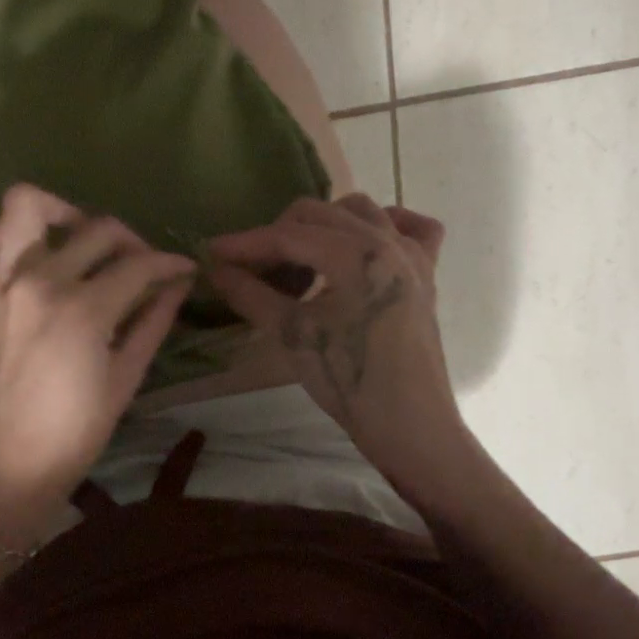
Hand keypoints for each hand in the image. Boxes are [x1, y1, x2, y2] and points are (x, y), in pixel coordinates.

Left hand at [0, 184, 195, 545]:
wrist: (9, 465)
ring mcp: (0, 283)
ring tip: (77, 240)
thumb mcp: (126, 377)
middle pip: (96, 229)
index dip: (169, 263)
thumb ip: (153, 321)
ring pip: (24, 206)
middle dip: (131, 241)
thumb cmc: (76, 432)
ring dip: (59, 211)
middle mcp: (39, 281)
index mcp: (83, 309)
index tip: (183, 269)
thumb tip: (177, 283)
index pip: (138, 264)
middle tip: (141, 267)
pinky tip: (17, 253)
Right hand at [205, 195, 462, 466]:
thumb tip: (215, 269)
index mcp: (355, 252)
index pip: (288, 236)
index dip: (245, 243)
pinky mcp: (427, 274)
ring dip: (322, 227)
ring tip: (299, 263)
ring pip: (360, 212)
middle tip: (251, 268)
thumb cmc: (349, 382)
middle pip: (320, 214)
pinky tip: (362, 246)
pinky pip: (411, 228)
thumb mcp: (292, 335)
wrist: (410, 426)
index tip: (212, 251)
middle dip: (279, 235)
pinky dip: (384, 226)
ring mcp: (413, 255)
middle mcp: (387, 240)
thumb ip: (251, 294)